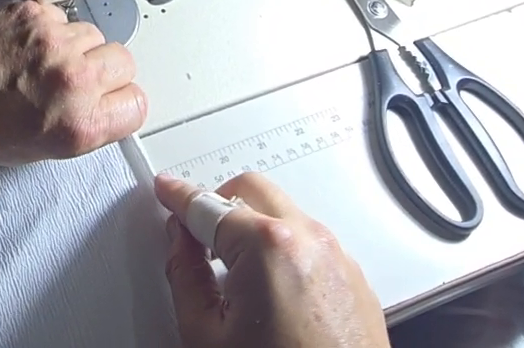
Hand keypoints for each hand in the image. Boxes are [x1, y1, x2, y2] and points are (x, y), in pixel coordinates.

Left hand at [0, 0, 146, 165]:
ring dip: (71, 43)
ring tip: (36, 56)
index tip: (108, 94)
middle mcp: (73, 81)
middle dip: (102, 66)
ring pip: (89, 31)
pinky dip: (43, 24)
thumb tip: (100, 103)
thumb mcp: (36, 150)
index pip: (136, 102)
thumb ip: (80, 125)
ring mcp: (53, 40)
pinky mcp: (31, 11)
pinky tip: (17, 40)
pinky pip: (57, 14)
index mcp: (79, 126)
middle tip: (72, 71)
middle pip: (122, 59)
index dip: (121, 98)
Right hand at [155, 173, 388, 347]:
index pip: (208, 206)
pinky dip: (284, 248)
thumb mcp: (206, 337)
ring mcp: (338, 258)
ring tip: (237, 272)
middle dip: (219, 202)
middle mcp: (309, 240)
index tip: (168, 191)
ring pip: (282, 213)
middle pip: (250, 190)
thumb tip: (181, 241)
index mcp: (267, 246)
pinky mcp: (355, 280)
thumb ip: (185, 275)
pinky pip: (310, 242)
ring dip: (254, 225)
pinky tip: (271, 291)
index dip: (179, 196)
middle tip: (198, 233)